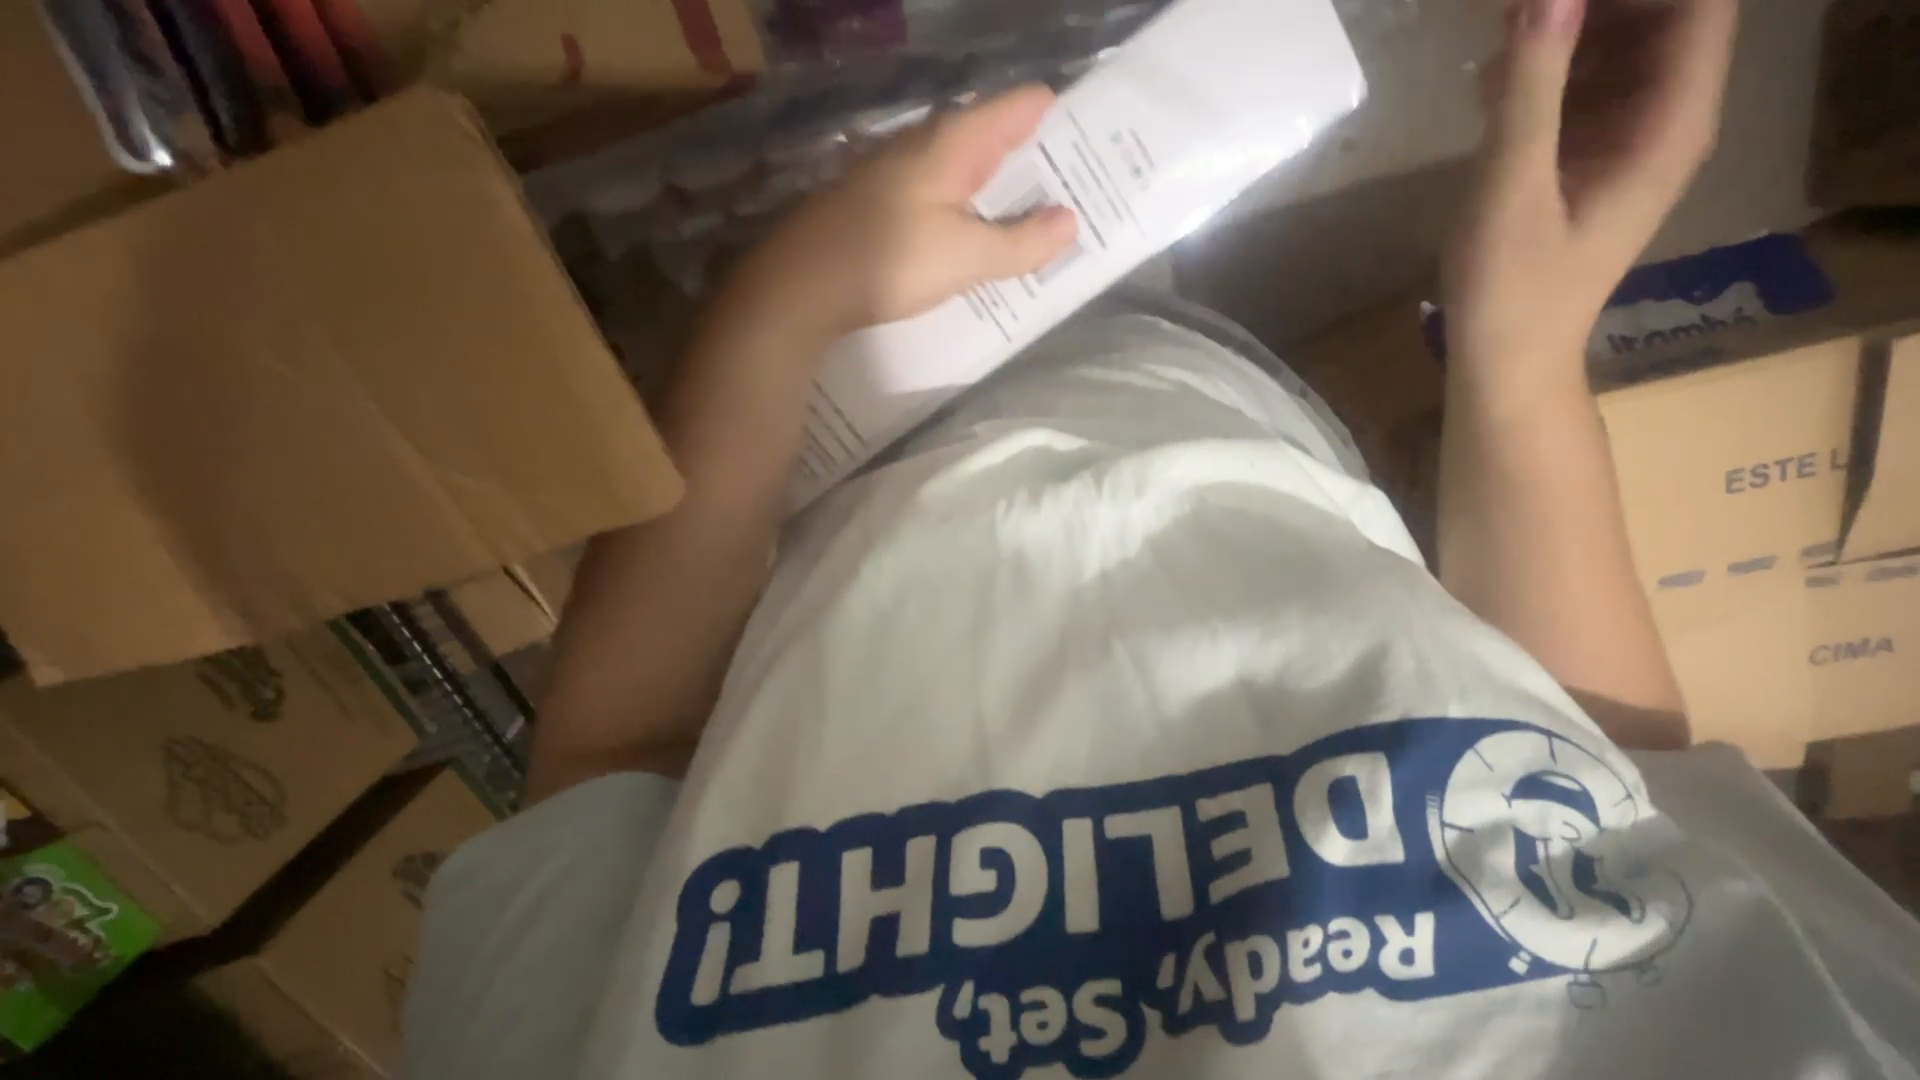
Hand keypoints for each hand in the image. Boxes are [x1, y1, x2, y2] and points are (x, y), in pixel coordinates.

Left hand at [722, 85, 1078, 343]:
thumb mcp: (967, 256)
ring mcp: (894, 174)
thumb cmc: (888, 261)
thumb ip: (1021, 242)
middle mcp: (922, 146)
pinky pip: (937, 198)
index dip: (1060, 118)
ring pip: (962, 170)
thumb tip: (1069, 221)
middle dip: (1035, 160)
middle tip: (1077, 188)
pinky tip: (971, 238)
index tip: (1096, 145)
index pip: (1020, 106)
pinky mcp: (876, 206)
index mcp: (952, 142)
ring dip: (998, 190)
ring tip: (1033, 215)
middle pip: (991, 137)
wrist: (799, 288)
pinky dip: (965, 211)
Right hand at [1444, 0, 1738, 378]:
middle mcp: (1666, 122)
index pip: (1695, 7)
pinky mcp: (1590, 164)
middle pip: (1659, 20)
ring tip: (1496, 41)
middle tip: (1515, 11)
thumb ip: (1531, 90)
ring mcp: (1628, 143)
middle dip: (1592, 4)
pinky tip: (1493, 86)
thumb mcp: (1512, 189)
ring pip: (1618, 51)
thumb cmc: (1512, 288)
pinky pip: (1583, 93)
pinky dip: (1546, 75)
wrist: (1506, 363)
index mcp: (1672, 123)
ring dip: (1565, 33)